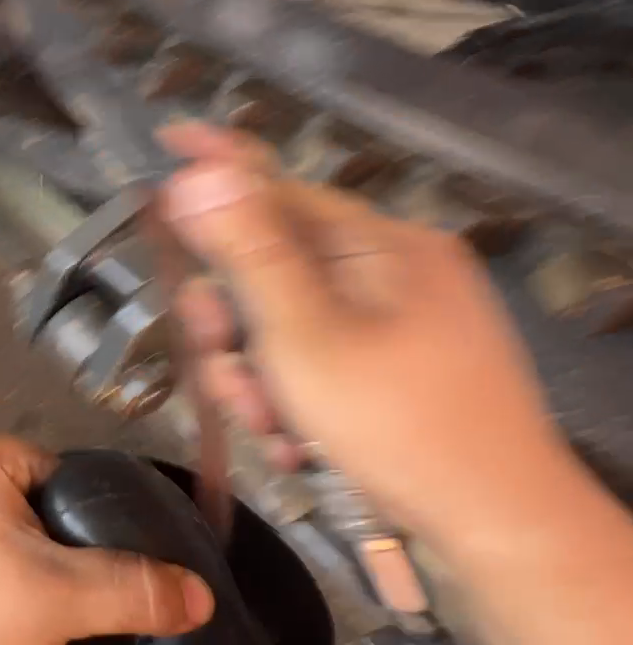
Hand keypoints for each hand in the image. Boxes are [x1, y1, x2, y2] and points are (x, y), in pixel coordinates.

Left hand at [0, 429, 213, 644]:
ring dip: (32, 556)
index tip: (97, 573)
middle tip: (70, 594)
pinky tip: (8, 594)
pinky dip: (2, 557)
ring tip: (41, 598)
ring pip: (10, 517)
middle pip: (36, 497)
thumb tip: (199, 592)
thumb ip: (133, 590)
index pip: (58, 476)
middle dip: (60, 545)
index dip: (87, 525)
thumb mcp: (59, 600)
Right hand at [157, 123, 572, 543]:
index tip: (169, 135)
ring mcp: (389, 315)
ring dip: (249, 369)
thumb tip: (200, 173)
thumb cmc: (399, 425)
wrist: (503, 536)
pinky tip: (291, 432)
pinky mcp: (387, 356)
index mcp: (379, 246)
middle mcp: (385, 268)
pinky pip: (302, 349)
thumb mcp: (304, 333)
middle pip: (261, 264)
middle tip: (220, 356)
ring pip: (273, 316)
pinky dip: (282, 388)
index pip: (275, 184)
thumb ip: (246, 251)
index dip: (215, 161)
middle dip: (227, 319)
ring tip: (266, 421)